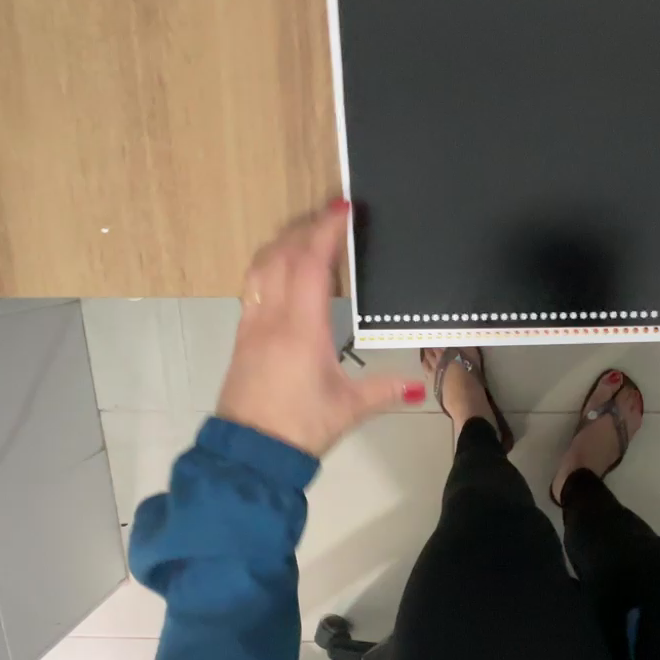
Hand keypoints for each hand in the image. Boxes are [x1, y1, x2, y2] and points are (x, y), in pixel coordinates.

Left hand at [215, 200, 424, 457]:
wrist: (250, 453)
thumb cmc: (301, 427)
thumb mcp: (350, 410)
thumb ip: (384, 391)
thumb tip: (417, 387)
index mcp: (302, 329)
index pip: (312, 265)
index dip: (326, 231)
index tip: (341, 207)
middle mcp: (273, 318)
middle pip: (283, 255)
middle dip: (305, 228)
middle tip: (329, 215)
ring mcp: (252, 325)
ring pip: (261, 267)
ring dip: (283, 243)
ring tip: (305, 236)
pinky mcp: (242, 337)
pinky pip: (253, 286)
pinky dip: (269, 266)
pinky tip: (282, 272)